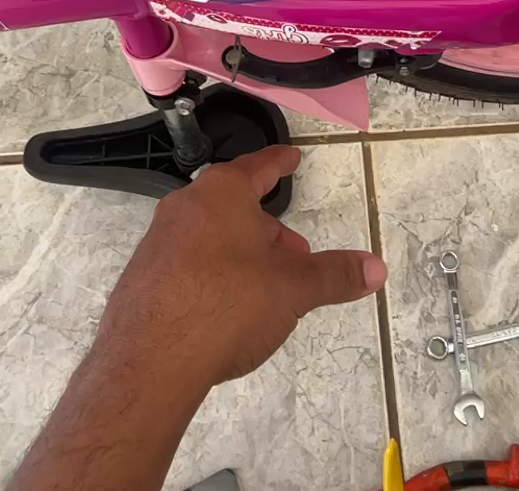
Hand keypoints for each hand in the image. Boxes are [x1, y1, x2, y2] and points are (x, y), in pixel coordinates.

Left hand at [96, 145, 386, 387]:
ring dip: (240, 253)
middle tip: (294, 255)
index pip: (260, 166)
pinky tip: (223, 309)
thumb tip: (376, 268)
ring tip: (263, 288)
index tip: (291, 156)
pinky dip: (211, 274)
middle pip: (235, 205)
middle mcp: (186, 206)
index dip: (280, 162)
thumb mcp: (293, 289)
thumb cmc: (226, 305)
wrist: (148, 363)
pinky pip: (186, 263)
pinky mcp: (142, 276)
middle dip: (268, 229)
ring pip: (211, 235)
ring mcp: (158, 240)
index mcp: (223, 193)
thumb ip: (335, 275)